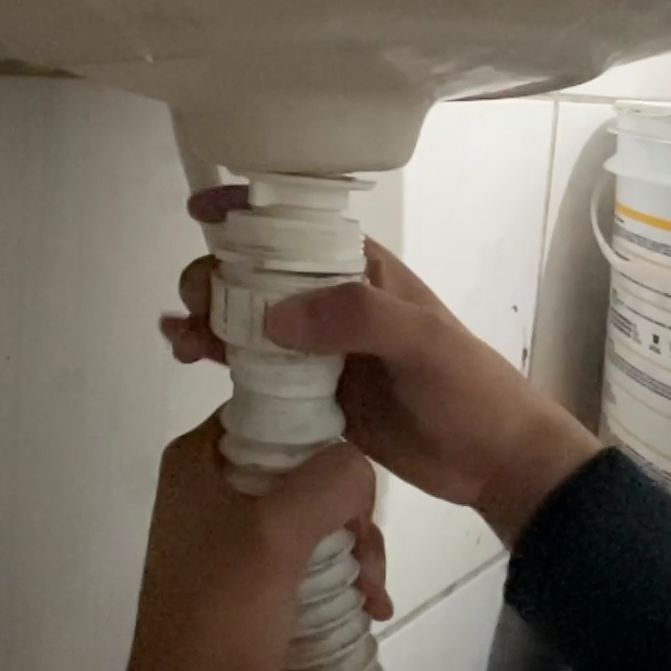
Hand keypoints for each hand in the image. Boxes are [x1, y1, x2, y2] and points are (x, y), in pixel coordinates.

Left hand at [126, 412, 388, 670]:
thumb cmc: (220, 612)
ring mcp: (232, 531)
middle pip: (302, 462)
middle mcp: (215, 483)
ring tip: (370, 588)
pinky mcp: (252, 573)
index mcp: (201, 456)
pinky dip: (344, 571)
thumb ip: (325, 481)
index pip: (269, 408)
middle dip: (346, 505)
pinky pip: (310, 549)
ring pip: (314, 508)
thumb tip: (359, 462)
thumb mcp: (273, 535)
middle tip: (364, 544)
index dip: (317, 428)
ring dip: (354, 545)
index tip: (350, 471)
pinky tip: (367, 601)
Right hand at [161, 186, 602, 542]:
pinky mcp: (302, 389)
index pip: (293, 225)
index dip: (245, 210)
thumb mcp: (422, 340)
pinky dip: (215, 353)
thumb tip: (273, 317)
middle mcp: (326, 298)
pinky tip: (187, 354)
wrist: (489, 460)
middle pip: (254, 271)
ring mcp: (312, 345)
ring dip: (205, 315)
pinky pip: (250, 363)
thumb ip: (357, 316)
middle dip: (215, 273)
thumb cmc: (465, 386)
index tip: (201, 211)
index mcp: (355, 267)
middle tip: (199, 302)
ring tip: (182, 336)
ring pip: (243, 316)